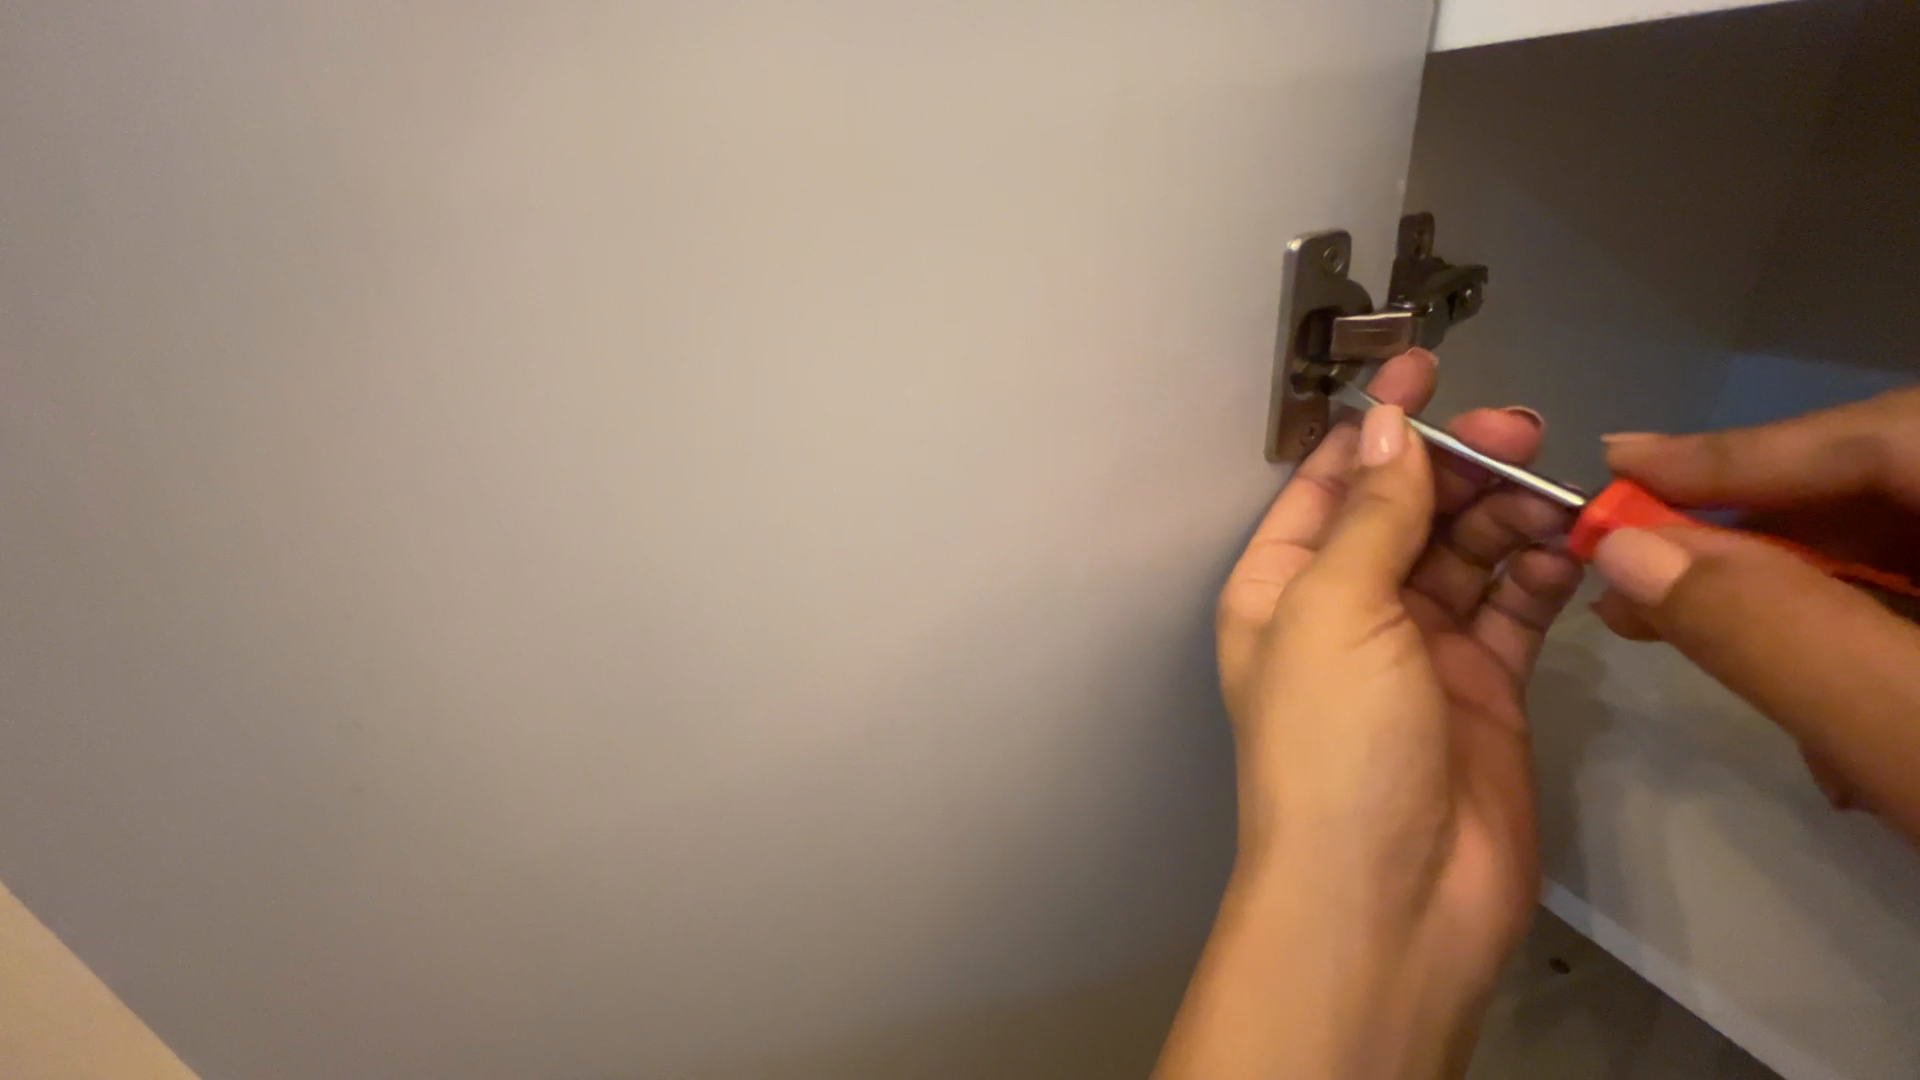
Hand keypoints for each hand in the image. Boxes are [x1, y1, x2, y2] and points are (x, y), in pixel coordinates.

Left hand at [1158, 351, 1581, 1079]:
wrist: (1392, 892)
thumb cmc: (1333, 740)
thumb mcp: (1334, 611)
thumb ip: (1369, 517)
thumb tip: (1385, 426)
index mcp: (1278, 586)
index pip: (1325, 486)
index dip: (1371, 425)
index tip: (1422, 365)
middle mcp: (1339, 608)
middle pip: (1399, 510)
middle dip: (1451, 465)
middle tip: (1517, 429)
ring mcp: (1411, 646)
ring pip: (1461, 551)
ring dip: (1504, 512)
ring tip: (1553, 483)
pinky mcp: (1480, 683)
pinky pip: (1513, 605)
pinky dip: (1540, 571)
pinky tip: (1571, 542)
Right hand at [1590, 386, 1919, 840]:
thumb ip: (1772, 635)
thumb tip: (1624, 551)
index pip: (1907, 436)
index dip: (1747, 448)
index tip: (1620, 465)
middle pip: (1911, 486)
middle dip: (1762, 533)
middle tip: (1639, 569)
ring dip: (1807, 596)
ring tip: (1719, 651)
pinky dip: (1876, 640)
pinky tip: (1843, 708)